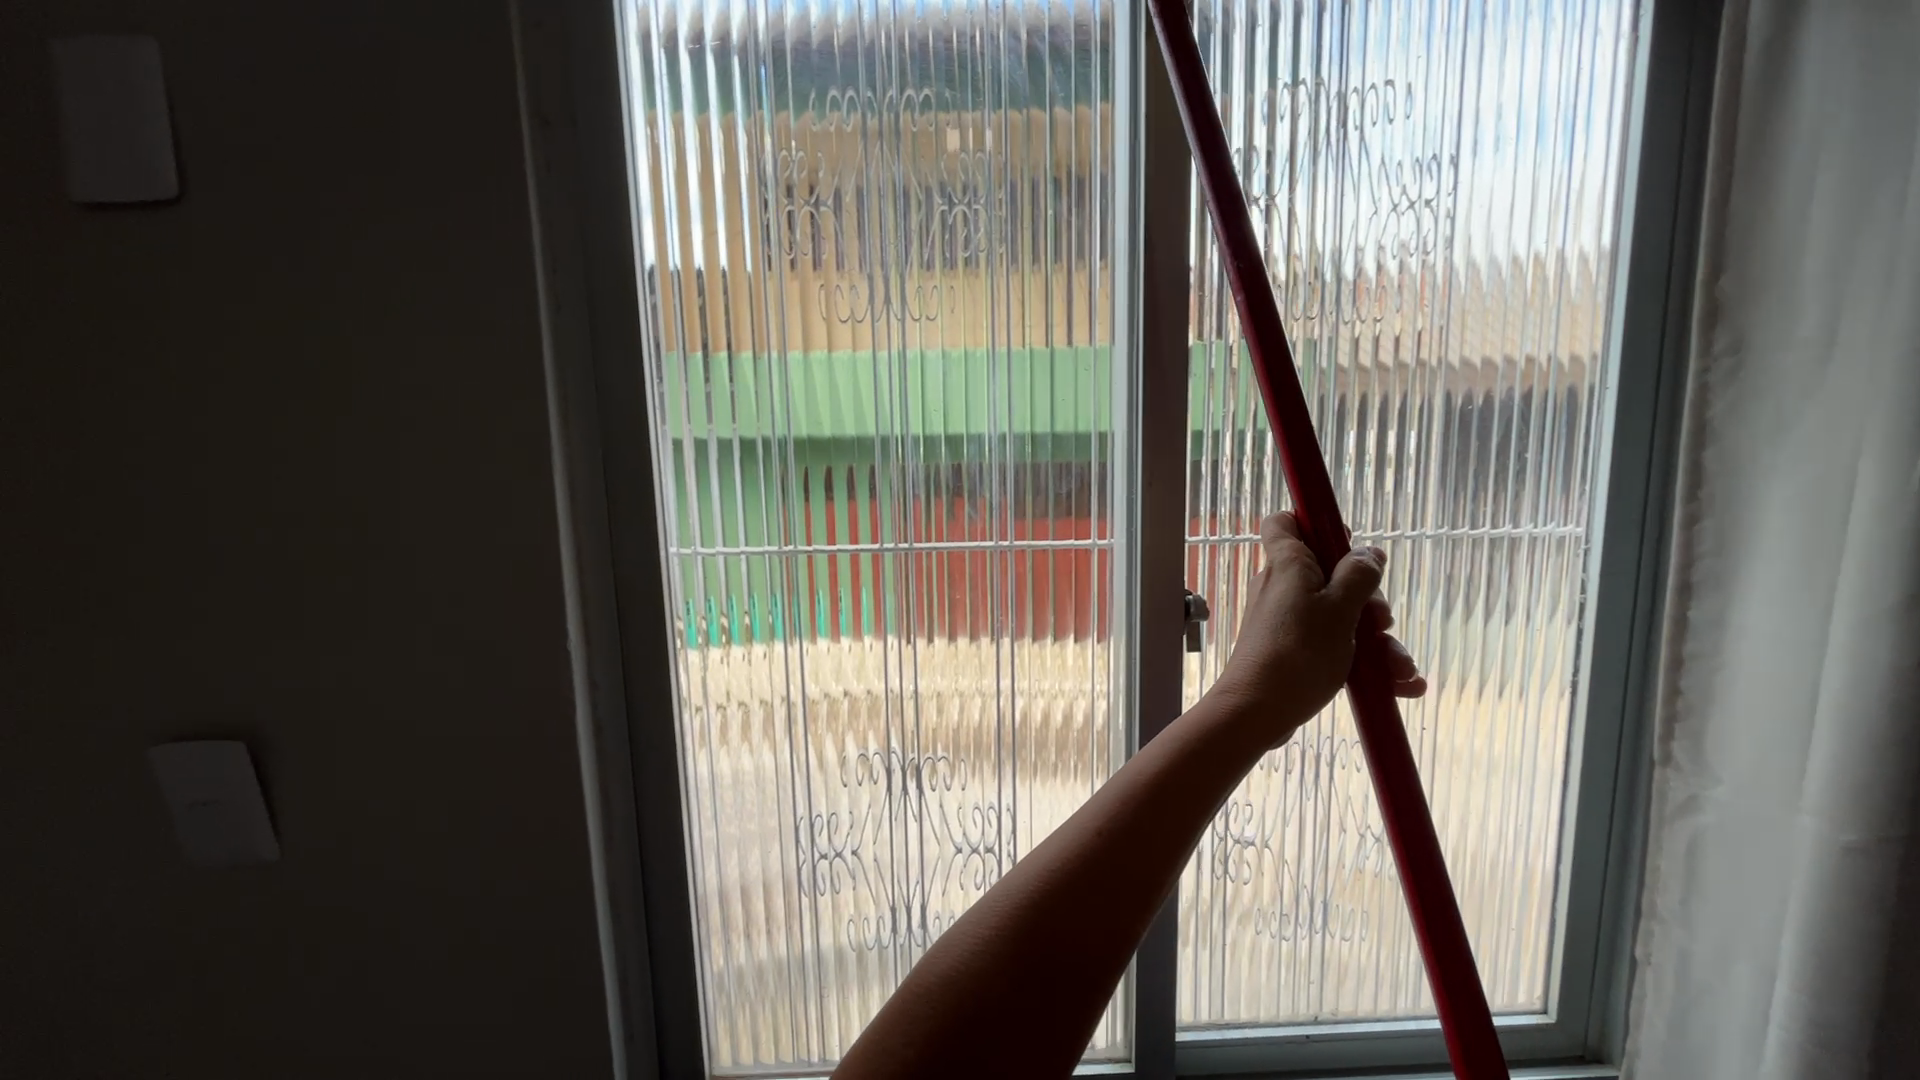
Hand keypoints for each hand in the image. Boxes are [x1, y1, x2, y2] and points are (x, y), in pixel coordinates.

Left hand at [1205, 512, 1426, 746]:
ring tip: (1400, 669)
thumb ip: (1358, 577)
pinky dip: (1367, 664)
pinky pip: (1335, 647)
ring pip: (1341, 618)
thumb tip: (1368, 552)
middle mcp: (1284, 588)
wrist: (1257, 711)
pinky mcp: (1294, 652)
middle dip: (1368, 601)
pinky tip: (1402, 686)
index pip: (1285, 524)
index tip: (1346, 544)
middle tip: (1380, 622)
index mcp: (1288, 565)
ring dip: (1377, 642)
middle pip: (1331, 576)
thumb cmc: (1297, 652)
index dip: (1314, 524)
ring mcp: (1288, 622)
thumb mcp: (1339, 610)